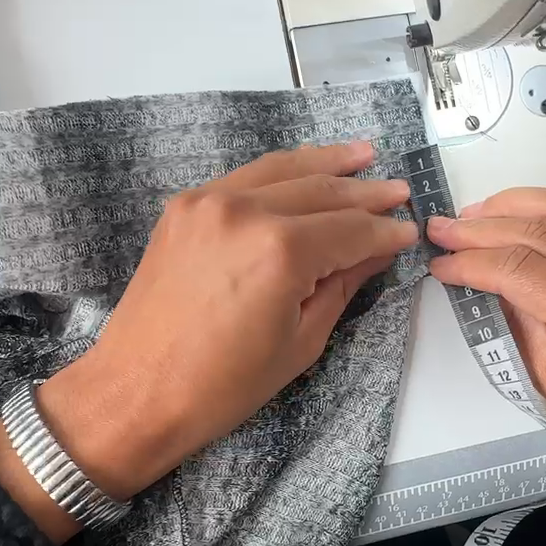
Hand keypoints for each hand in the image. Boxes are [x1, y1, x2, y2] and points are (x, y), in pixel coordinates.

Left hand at [0, 141, 417, 541]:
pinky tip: (305, 170)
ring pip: (283, 170)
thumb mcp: (302, 341)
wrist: (137, 391)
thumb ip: (343, 283)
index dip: (384, 232)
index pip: (350, 230)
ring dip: (327, 164)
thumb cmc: (223, 385)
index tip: (407, 232)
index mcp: (280, 251)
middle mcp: (245, 212)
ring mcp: (209, 202)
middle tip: (398, 191)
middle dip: (365, 194)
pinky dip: (281, 171)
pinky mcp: (185, 206)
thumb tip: (377, 250)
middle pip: (321, 191)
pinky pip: (247, 177)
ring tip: (363, 155)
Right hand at [425, 188, 545, 479]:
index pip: (521, 268)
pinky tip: (518, 216)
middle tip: (443, 228)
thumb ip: (517, 317)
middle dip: (483, 226)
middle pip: (542, 231)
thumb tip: (483, 275)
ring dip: (515, 204)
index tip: (440, 261)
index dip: (473, 260)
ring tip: (474, 213)